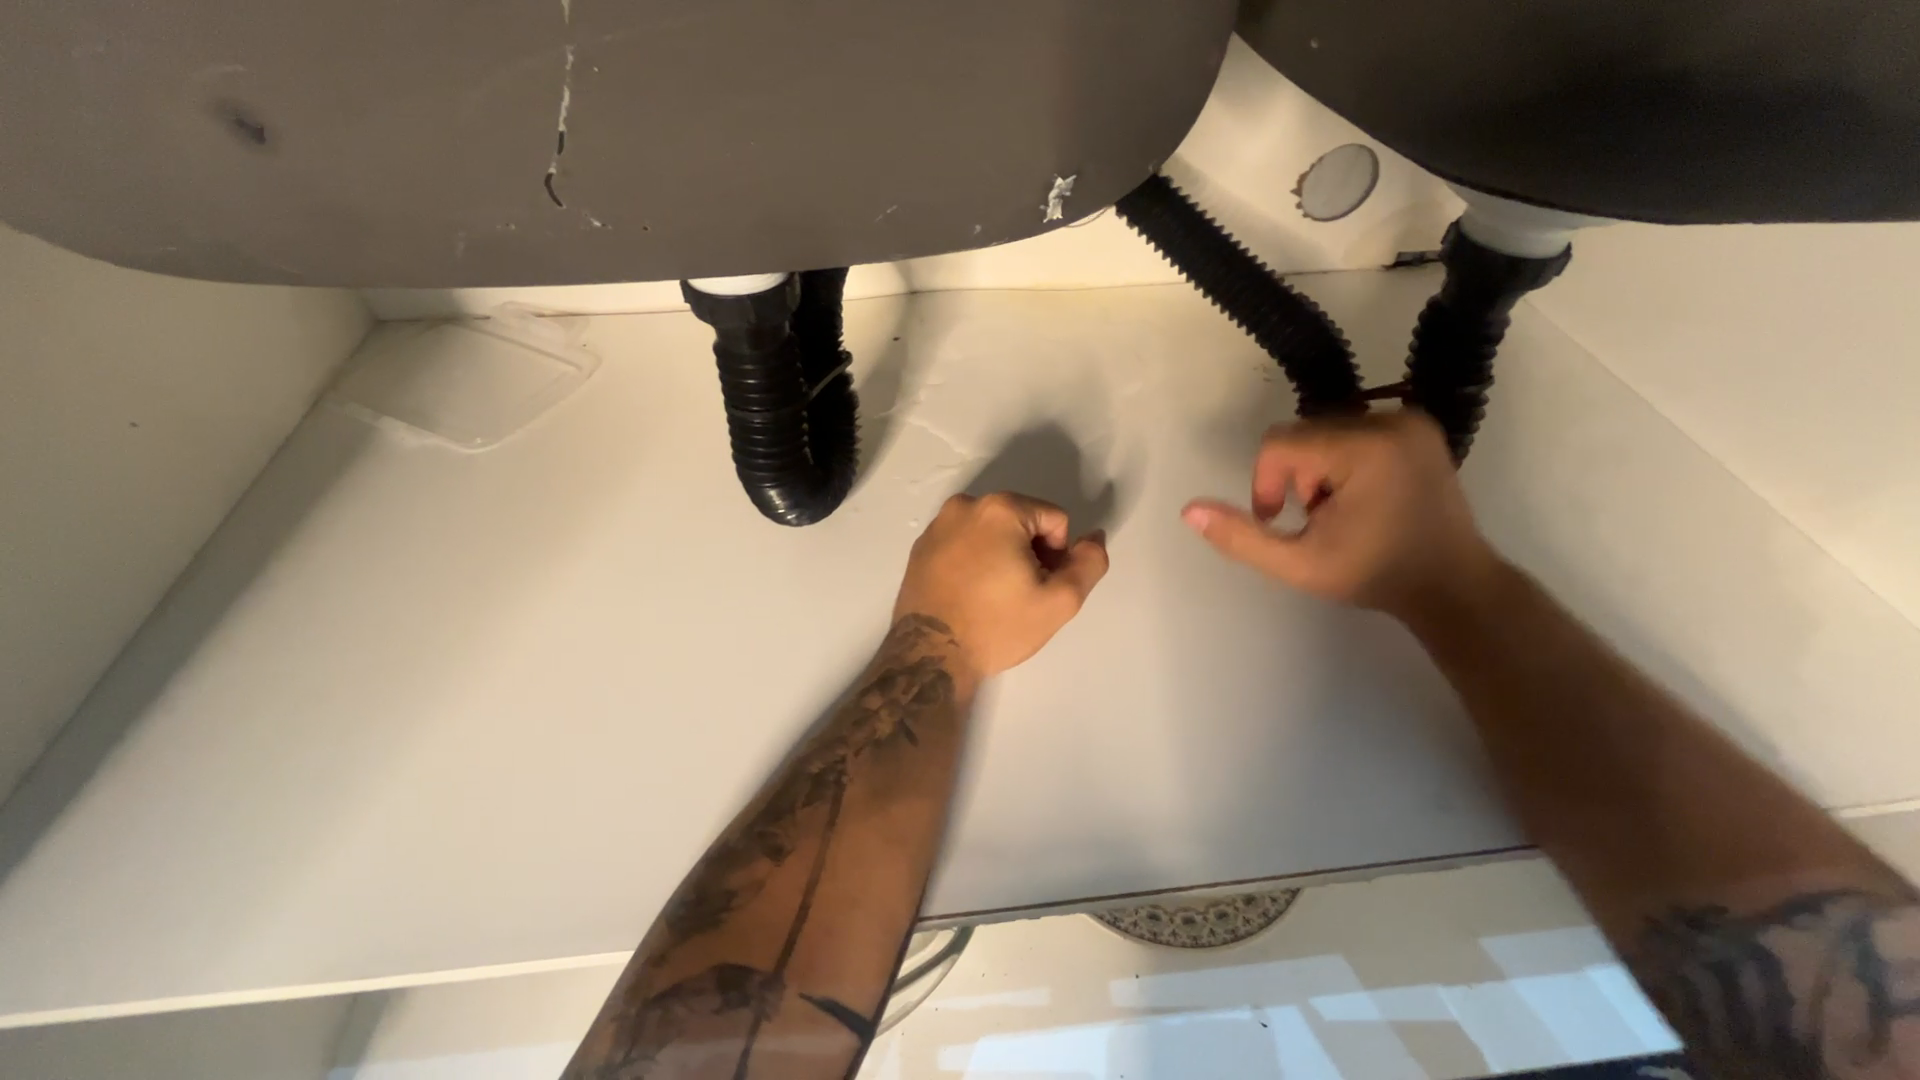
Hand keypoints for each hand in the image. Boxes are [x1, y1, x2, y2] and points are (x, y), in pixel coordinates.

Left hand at [894, 493, 1109, 678]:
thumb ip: (1089, 563)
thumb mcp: (1060, 601)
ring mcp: (937, 526)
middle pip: (1022, 522)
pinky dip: (974, 562)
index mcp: (999, 508)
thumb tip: (1095, 536)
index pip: (1055, 520)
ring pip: (991, 533)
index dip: (1058, 556)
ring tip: (995, 598)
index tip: (1040, 587)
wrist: (931, 656)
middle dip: (1031, 553)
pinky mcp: (920, 548)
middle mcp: (964, 506)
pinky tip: (970, 596)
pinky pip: (963, 545)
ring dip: (1002, 557)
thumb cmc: (997, 626)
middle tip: (1020, 595)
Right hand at [1181, 410, 1500, 620]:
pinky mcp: (1418, 426)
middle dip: (1296, 477)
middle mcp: (1391, 421)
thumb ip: (1241, 537)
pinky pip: (1353, 429)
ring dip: (1317, 469)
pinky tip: (1360, 495)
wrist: (1450, 584)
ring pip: (1324, 430)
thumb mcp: (1298, 565)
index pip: (1281, 444)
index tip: (1281, 521)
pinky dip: (1342, 459)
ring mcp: (1410, 420)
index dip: (1266, 483)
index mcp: (1366, 449)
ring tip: (1341, 510)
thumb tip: (1188, 509)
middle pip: (1302, 433)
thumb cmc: (1374, 575)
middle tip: (1318, 520)